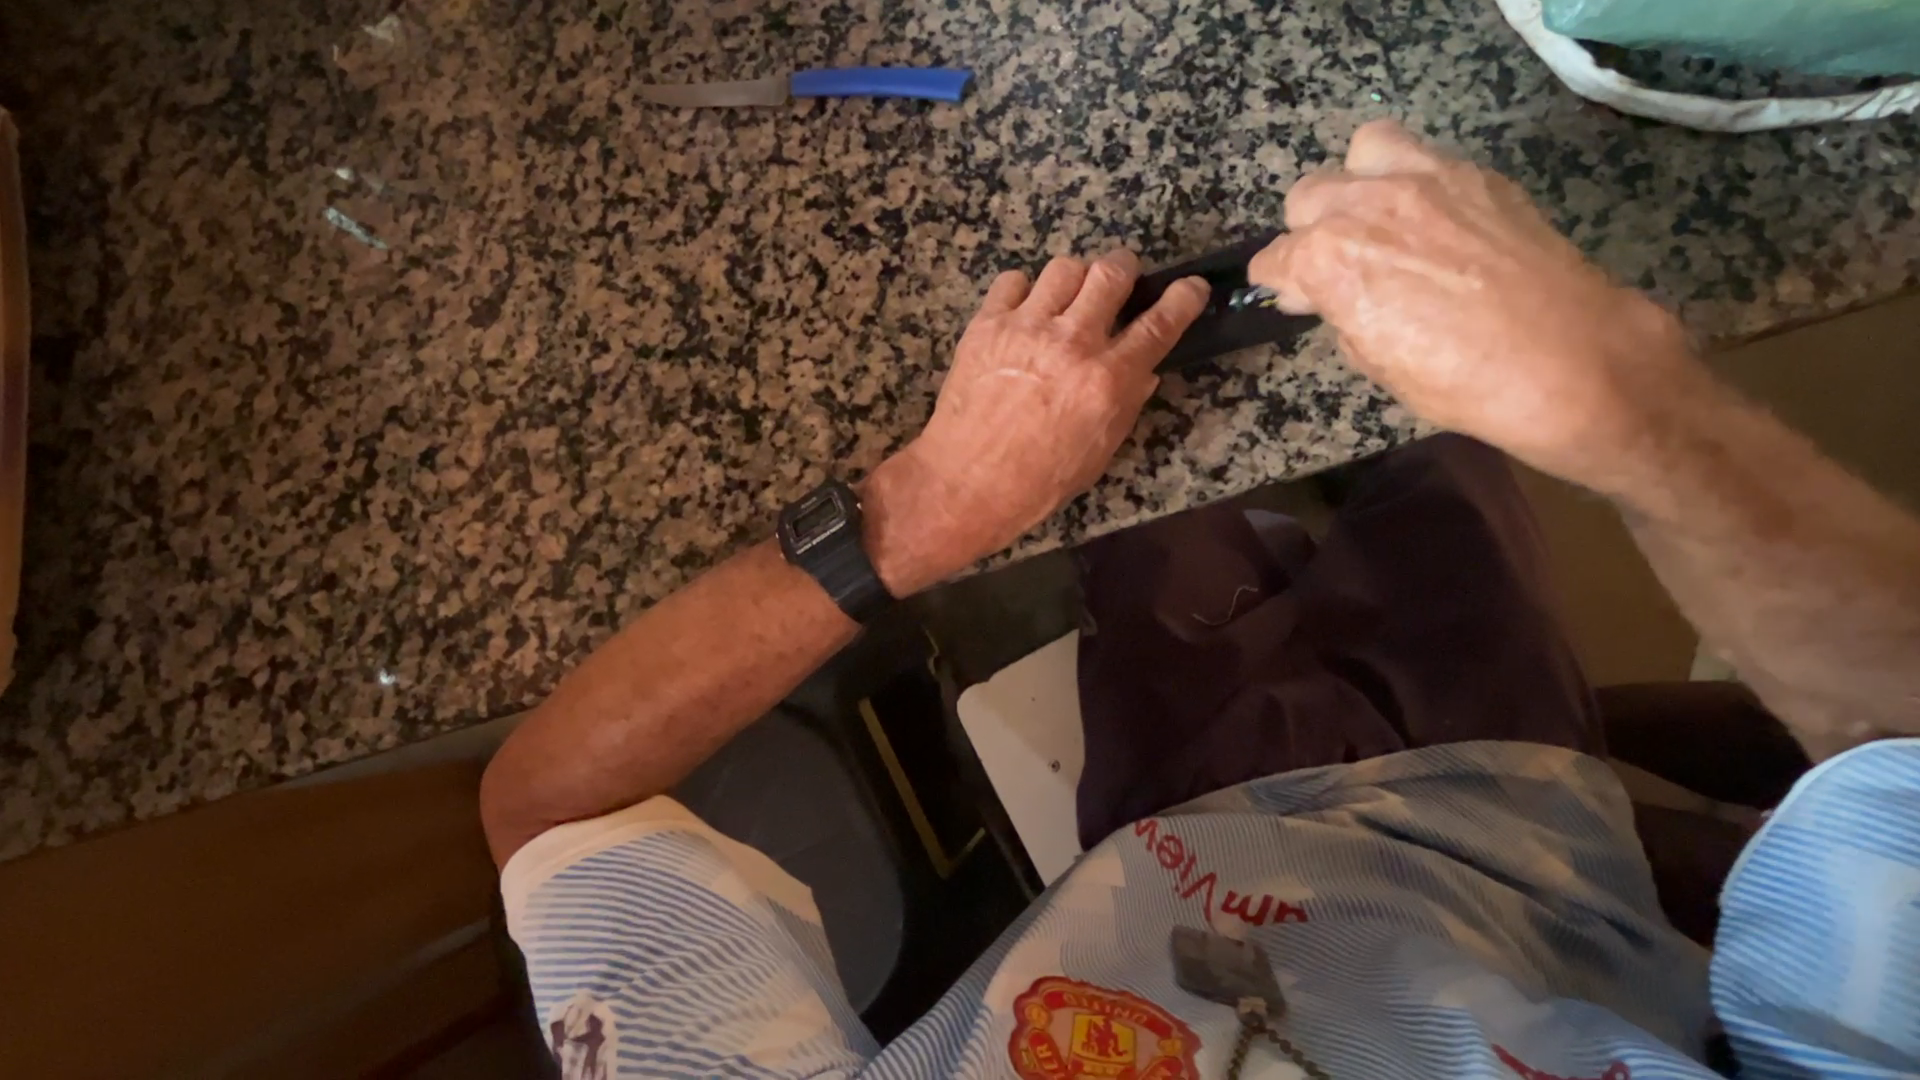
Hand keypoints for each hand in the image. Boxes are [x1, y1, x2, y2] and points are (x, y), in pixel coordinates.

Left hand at [864, 250, 1208, 592]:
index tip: (1190, 287)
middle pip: (1110, 272)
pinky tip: (1022, 313)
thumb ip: (1125, 405)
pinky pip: (1012, 281)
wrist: (968, 481)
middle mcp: (1073, 341)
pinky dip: (1023, 291)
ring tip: (1066, 299)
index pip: (1159, 323)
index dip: (1183, 298)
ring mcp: (1027, 328)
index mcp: (1108, 379)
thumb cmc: (1040, 479)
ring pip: (1064, 268)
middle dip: (1123, 269)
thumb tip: (1143, 372)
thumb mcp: (1098, 451)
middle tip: (1119, 280)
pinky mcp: (987, 325)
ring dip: (1073, 279)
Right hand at [1248, 120, 1698, 485]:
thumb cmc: (1453, 378)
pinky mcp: (1475, 175)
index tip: (1294, 297)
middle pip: (1306, 195)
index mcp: (1328, 260)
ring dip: (1358, 182)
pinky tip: (1431, 221)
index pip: (1274, 260)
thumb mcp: (1370, 358)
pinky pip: (1423, 157)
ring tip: (1378, 218)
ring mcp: (1425, 179)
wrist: (1561, 356)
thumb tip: (1333, 294)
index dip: (1279, 283)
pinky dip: (1413, 183)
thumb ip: (1338, 311)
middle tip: (1334, 262)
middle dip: (1308, 230)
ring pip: (1363, 150)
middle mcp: (1366, 206)